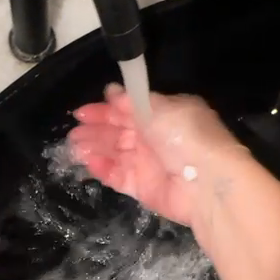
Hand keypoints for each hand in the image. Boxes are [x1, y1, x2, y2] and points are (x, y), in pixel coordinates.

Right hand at [67, 85, 245, 224]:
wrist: (206, 183)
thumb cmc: (185, 137)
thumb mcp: (159, 108)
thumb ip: (131, 102)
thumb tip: (111, 91)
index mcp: (165, 114)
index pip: (129, 109)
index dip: (105, 110)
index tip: (82, 112)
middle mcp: (157, 138)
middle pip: (119, 132)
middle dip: (96, 131)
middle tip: (73, 132)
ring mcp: (149, 164)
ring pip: (116, 154)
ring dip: (95, 148)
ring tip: (74, 147)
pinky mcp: (143, 188)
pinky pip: (119, 176)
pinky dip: (104, 169)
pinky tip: (88, 162)